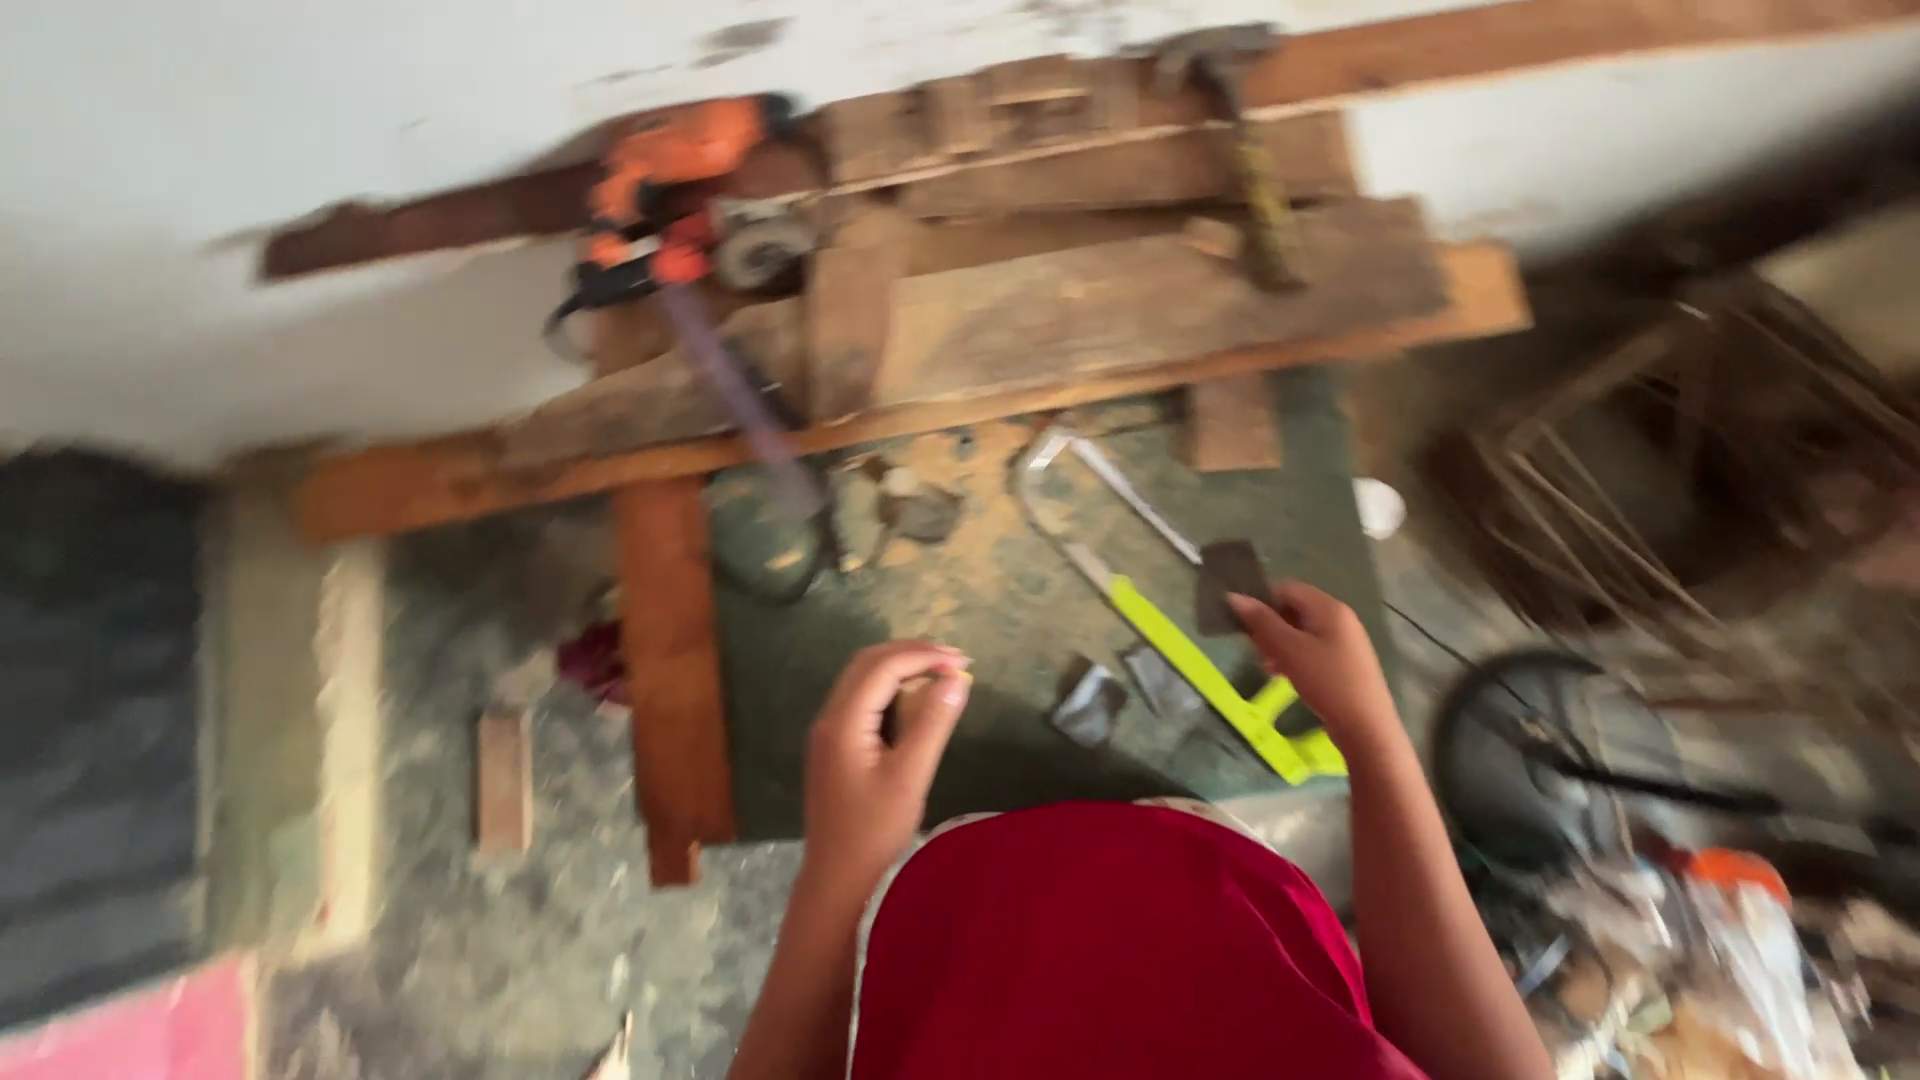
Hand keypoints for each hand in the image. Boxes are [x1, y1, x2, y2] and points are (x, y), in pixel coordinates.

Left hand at [803, 641, 971, 885]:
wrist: (836, 877)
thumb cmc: (874, 830)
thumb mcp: (910, 776)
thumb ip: (932, 724)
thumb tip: (957, 679)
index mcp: (843, 722)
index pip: (883, 667)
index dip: (923, 656)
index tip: (961, 662)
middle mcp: (829, 717)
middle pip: (867, 663)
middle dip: (911, 653)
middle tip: (953, 660)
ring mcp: (828, 730)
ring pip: (862, 678)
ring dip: (900, 666)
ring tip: (940, 671)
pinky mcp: (834, 744)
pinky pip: (861, 698)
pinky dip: (890, 687)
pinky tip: (915, 699)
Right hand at [1227, 582, 1399, 750]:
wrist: (1366, 726)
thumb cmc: (1325, 680)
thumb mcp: (1288, 649)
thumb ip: (1261, 621)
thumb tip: (1233, 596)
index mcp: (1329, 607)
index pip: (1286, 589)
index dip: (1263, 603)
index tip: (1248, 629)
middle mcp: (1340, 618)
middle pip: (1293, 610)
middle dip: (1270, 628)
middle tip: (1258, 653)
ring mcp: (1345, 640)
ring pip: (1301, 631)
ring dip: (1279, 645)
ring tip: (1270, 669)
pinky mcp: (1345, 661)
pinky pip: (1312, 648)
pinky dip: (1294, 657)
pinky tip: (1286, 676)